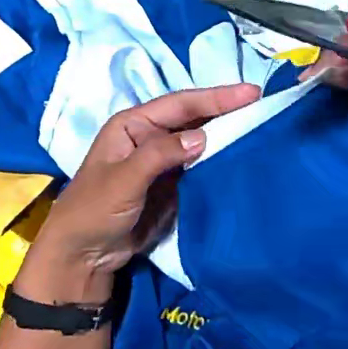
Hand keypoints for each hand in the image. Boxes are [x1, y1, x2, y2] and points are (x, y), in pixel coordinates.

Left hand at [16, 83, 260, 304]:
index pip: (180, 104)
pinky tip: (242, 158)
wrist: (83, 256)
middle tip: (264, 105)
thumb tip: (203, 136)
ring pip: (200, 141)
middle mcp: (150, 136)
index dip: (216, 97)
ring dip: (227, 135)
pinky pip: (201, 167)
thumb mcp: (124, 180)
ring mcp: (163, 161)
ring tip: (261, 127)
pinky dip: (220, 161)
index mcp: (134, 124)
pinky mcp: (172, 185)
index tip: (251, 92)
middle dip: (226, 111)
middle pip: (193, 119)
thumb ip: (160, 155)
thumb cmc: (94, 210)